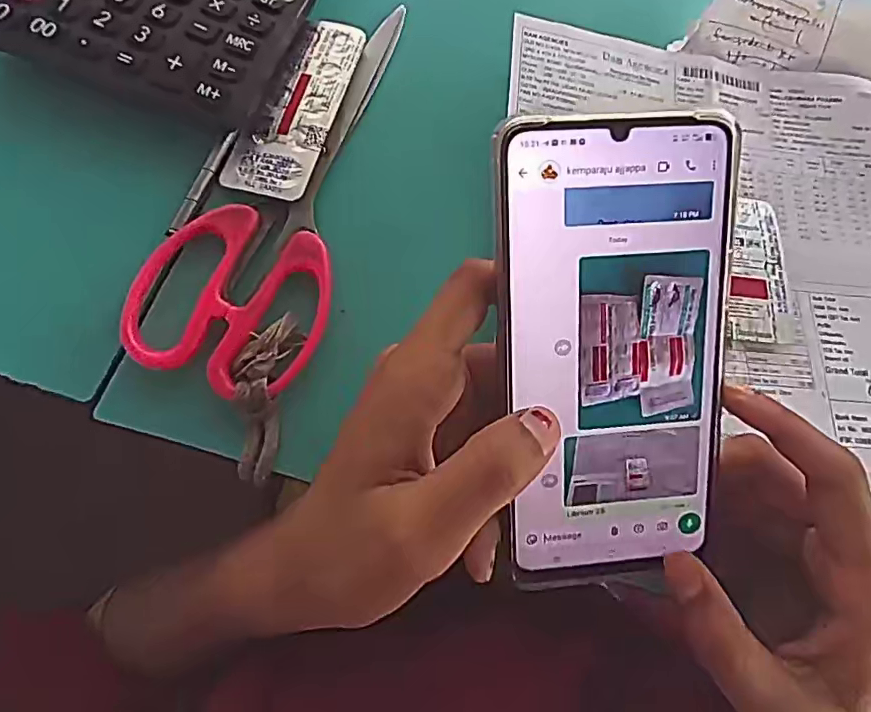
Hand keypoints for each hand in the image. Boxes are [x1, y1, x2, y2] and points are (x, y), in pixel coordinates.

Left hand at [96, 259, 559, 672]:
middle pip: (502, 358)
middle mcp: (422, 373)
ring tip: (502, 527)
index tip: (575, 311)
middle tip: (560, 465)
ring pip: (498, 404)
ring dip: (508, 461)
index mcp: (417, 375)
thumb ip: (488, 472)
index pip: (471, 291)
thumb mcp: (423, 528)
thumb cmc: (347, 555)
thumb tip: (545, 422)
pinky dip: (489, 477)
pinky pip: (481, 432)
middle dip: (533, 411)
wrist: (295, 585)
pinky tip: (481, 537)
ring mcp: (425, 400)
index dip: (521, 284)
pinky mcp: (427, 427)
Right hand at [661, 384, 870, 711]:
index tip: (735, 398)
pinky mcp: (804, 567)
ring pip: (766, 495)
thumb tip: (674, 563)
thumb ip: (718, 637)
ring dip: (716, 497)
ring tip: (673, 513)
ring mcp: (827, 560)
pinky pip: (757, 521)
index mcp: (868, 585)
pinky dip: (718, 522)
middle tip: (672, 479)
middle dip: (724, 471)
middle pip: (787, 480)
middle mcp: (852, 559)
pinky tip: (688, 541)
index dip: (786, 427)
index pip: (835, 477)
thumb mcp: (772, 702)